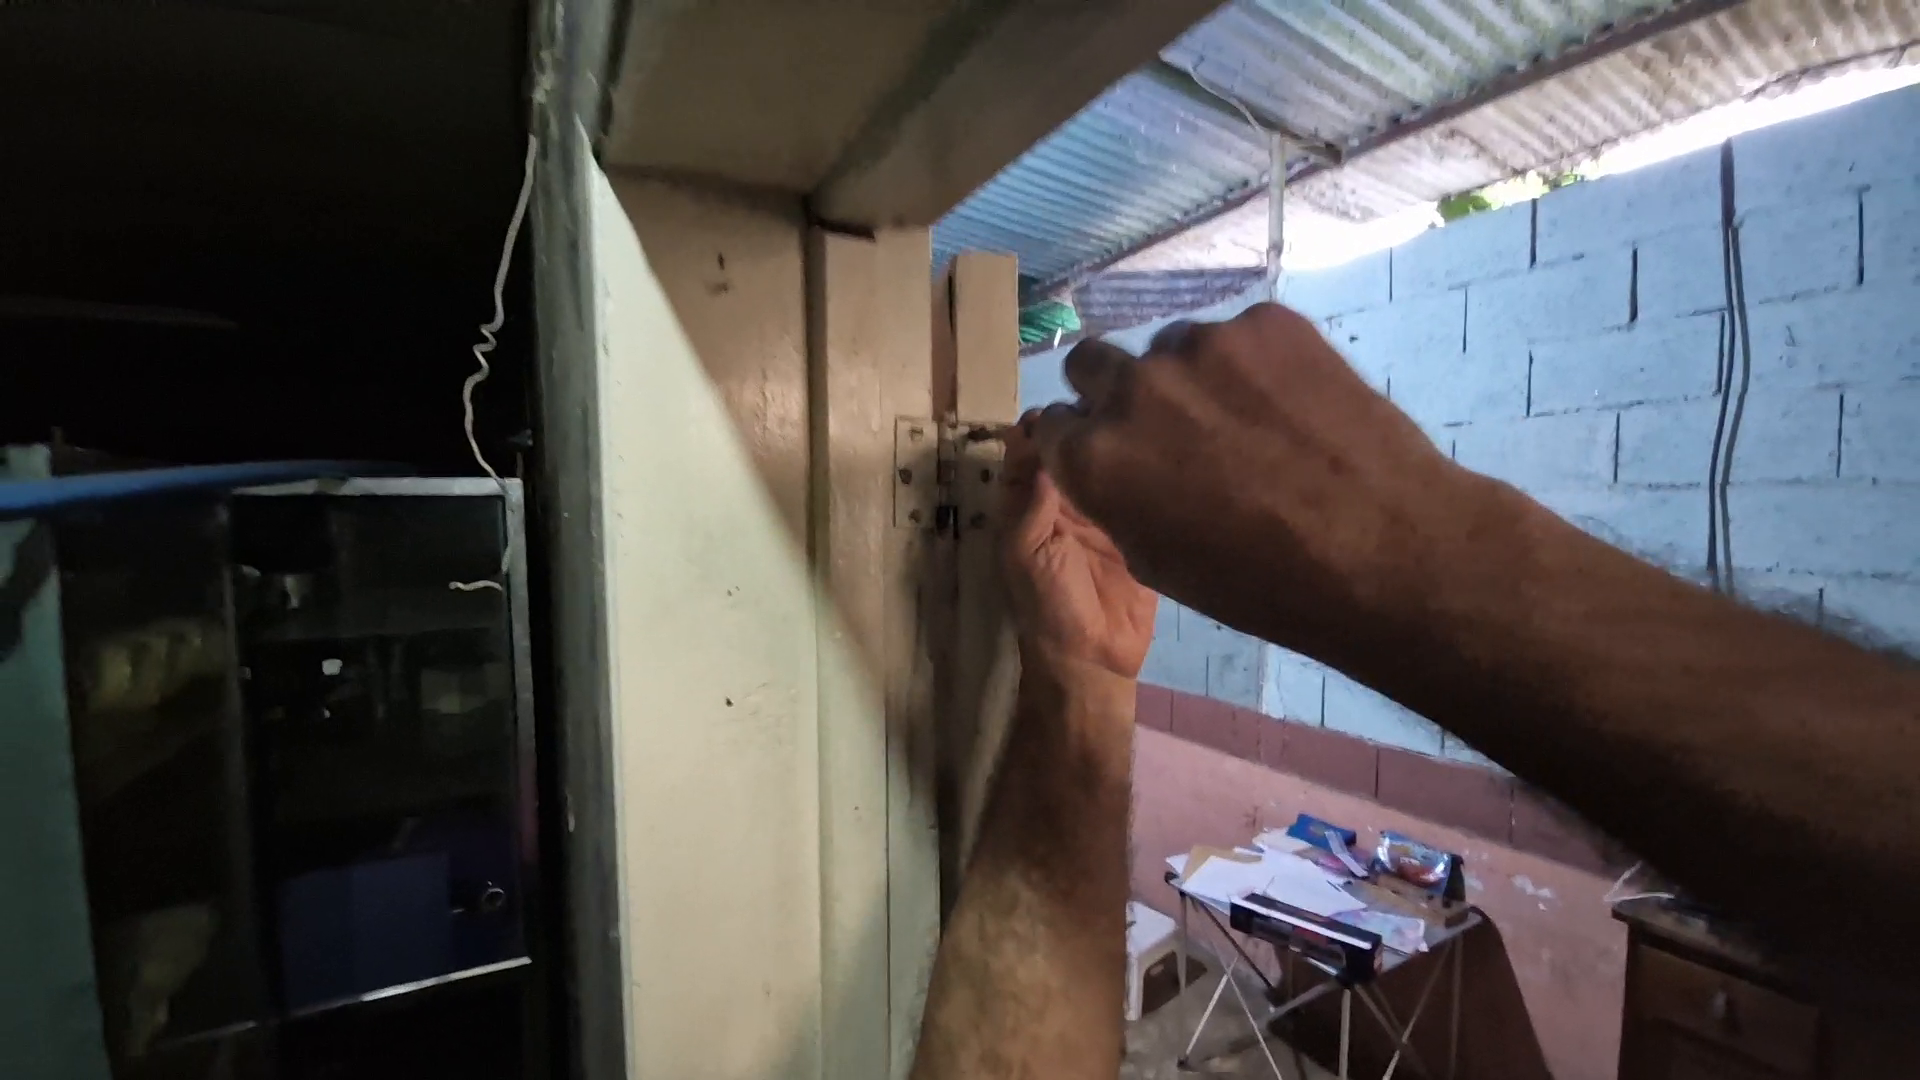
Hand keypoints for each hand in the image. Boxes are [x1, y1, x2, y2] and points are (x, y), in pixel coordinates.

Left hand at [1001, 421, 1157, 679]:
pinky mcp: (1141, 526)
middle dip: (1087, 424)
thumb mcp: (1027, 550)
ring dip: (1120, 440)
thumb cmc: (1048, 605)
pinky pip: (1142, 490)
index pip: (1032, 449)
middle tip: (1114, 401)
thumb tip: (1040, 436)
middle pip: (1075, 447)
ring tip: (1143, 412)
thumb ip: (1030, 499)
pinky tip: (1169, 446)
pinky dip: (1151, 469)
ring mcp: (1107, 510)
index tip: (1068, 405)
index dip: (1044, 425)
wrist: (1095, 658)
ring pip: (1110, 461)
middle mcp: (1067, 499)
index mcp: (1031, 502)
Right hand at [1026, 303, 1485, 660]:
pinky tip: (1288, 403)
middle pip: (1090, 361)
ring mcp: (1198, 346)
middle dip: (1111, 390)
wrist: (1381, 550)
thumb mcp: (1154, 559)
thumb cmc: (1255, 581)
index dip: (1077, 438)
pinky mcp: (1263, 321)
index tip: (1105, 449)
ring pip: (1167, 347)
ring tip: (1242, 418)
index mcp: (1092, 456)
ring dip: (1184, 377)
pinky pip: (1235, 336)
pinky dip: (1248, 364)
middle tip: (1161, 423)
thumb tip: (1111, 461)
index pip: (1052, 422)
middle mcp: (1129, 389)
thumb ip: (1112, 496)